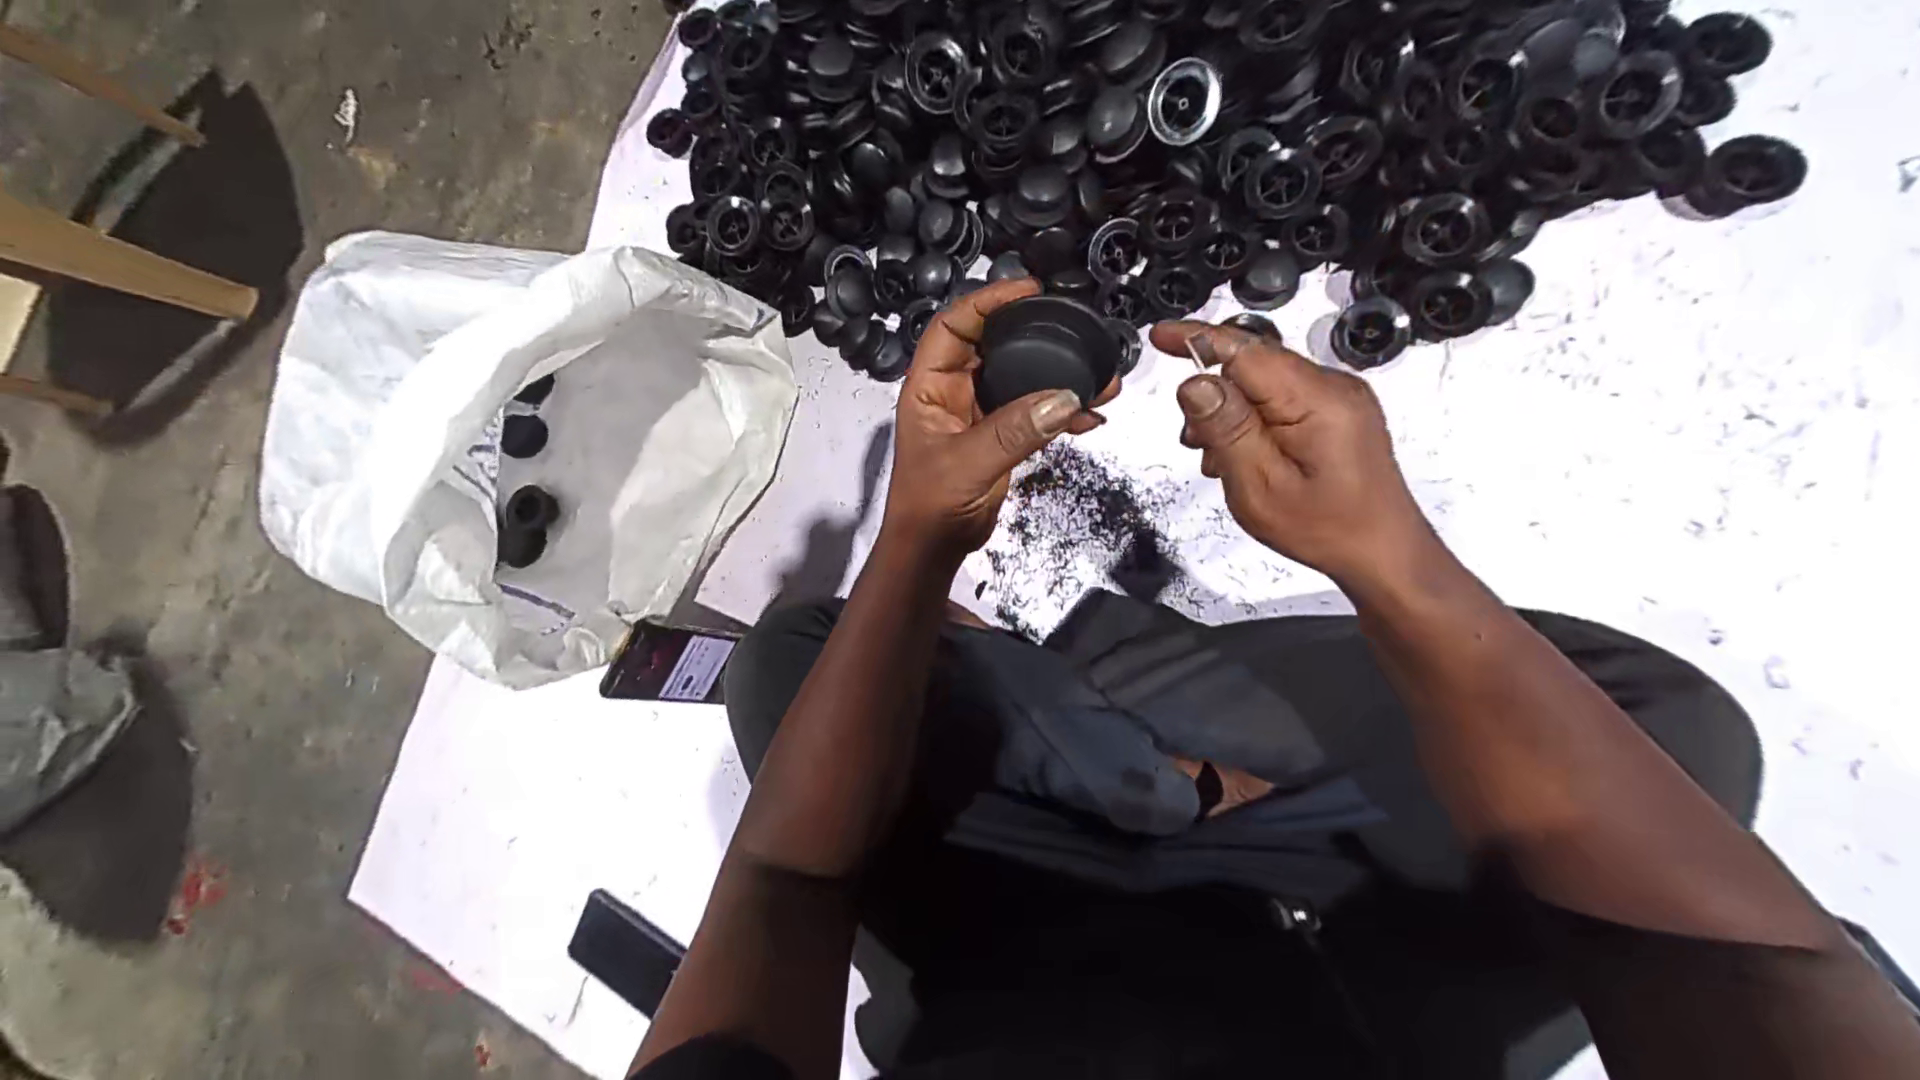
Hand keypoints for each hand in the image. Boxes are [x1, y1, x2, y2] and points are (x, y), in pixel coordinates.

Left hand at [884, 278, 1115, 564]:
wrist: (934, 548)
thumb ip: (1013, 431)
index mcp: (929, 387)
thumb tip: (1065, 398)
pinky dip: (1062, 415)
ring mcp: (980, 416)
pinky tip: (1090, 417)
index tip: (1027, 292)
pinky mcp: (1002, 440)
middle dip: (1032, 336)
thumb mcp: (967, 463)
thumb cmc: (930, 504)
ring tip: (1100, 377)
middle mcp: (954, 394)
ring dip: (1057, 378)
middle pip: (994, 348)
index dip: (985, 303)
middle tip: (1073, 328)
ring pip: (1021, 382)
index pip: (953, 327)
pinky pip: (1035, 415)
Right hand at [1151, 320, 1437, 589]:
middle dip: (1211, 394)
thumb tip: (1195, 383)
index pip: (1245, 349)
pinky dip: (1249, 421)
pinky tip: (1242, 455)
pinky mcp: (1332, 411)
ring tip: (1220, 458)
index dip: (1197, 339)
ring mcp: (1335, 398)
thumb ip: (1226, 429)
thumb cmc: (1328, 527)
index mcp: (1316, 401)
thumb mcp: (1259, 486)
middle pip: (1251, 363)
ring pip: (1260, 383)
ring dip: (1228, 413)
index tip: (1162, 336)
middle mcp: (1331, 388)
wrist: (1380, 551)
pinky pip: (1278, 399)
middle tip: (1194, 438)